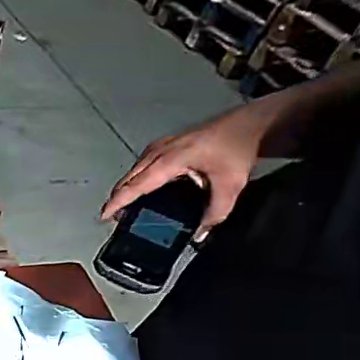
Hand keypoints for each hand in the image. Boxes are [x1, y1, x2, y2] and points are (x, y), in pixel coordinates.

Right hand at [99, 103, 271, 235]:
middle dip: (118, 197)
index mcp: (171, 159)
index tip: (104, 216)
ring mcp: (165, 144)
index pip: (137, 185)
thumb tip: (200, 236)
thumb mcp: (230, 186)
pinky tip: (142, 187)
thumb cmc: (240, 148)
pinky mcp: (171, 143)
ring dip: (127, 186)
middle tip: (112, 217)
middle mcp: (162, 150)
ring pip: (135, 169)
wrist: (255, 122)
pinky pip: (144, 163)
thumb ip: (214, 214)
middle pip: (130, 177)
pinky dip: (137, 177)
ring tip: (124, 205)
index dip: (118, 202)